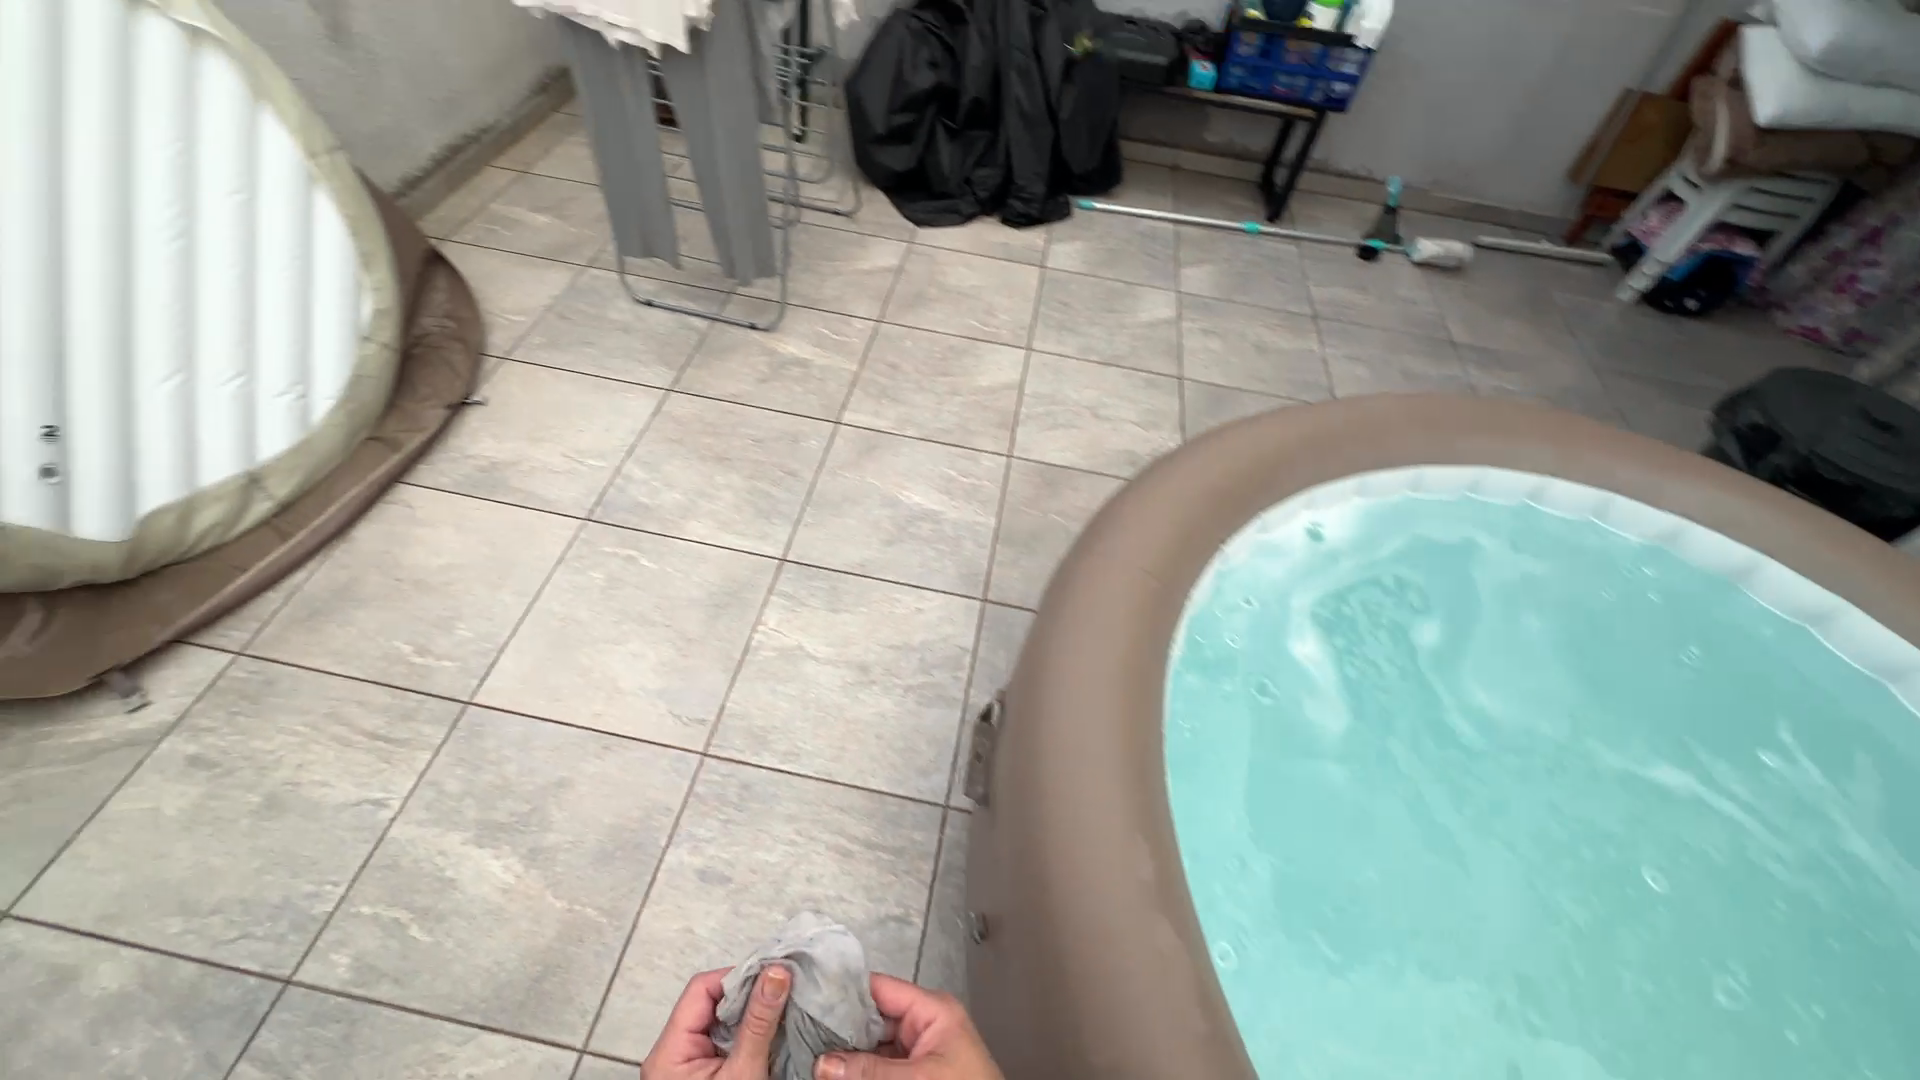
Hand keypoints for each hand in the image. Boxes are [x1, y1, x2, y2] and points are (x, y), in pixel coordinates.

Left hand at [642, 965, 791, 1079]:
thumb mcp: (743, 1073)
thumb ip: (758, 1023)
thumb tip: (777, 971)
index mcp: (669, 1051)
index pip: (701, 988)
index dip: (738, 977)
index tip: (774, 977)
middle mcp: (672, 1053)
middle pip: (711, 1001)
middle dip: (748, 995)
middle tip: (783, 992)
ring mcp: (687, 1065)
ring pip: (721, 1021)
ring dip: (751, 1015)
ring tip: (781, 1010)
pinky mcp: (702, 1074)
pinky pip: (725, 1040)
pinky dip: (748, 1034)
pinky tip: (771, 1033)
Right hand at [813, 974, 1003, 1079]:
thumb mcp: (919, 1078)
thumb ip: (871, 1070)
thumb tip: (824, 1063)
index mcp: (932, 1009)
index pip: (881, 988)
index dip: (846, 991)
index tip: (812, 996)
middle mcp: (922, 1024)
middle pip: (872, 1018)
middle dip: (841, 1027)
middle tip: (804, 1029)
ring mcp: (917, 1052)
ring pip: (872, 1045)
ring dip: (846, 1052)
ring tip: (811, 1050)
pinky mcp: (914, 1073)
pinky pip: (879, 1065)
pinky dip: (858, 1069)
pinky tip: (833, 1072)